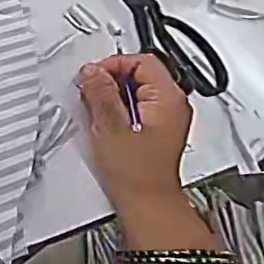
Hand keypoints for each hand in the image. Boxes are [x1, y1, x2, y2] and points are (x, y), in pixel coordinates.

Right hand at [76, 54, 219, 250]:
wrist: (146, 203)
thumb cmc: (136, 173)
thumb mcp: (110, 127)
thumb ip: (101, 93)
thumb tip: (93, 72)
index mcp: (168, 99)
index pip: (142, 61)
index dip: (113, 64)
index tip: (92, 77)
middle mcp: (173, 105)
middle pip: (140, 73)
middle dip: (111, 79)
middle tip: (91, 94)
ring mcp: (165, 118)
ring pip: (136, 91)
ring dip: (112, 96)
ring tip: (98, 114)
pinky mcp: (155, 130)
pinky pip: (135, 107)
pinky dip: (117, 110)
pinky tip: (105, 126)